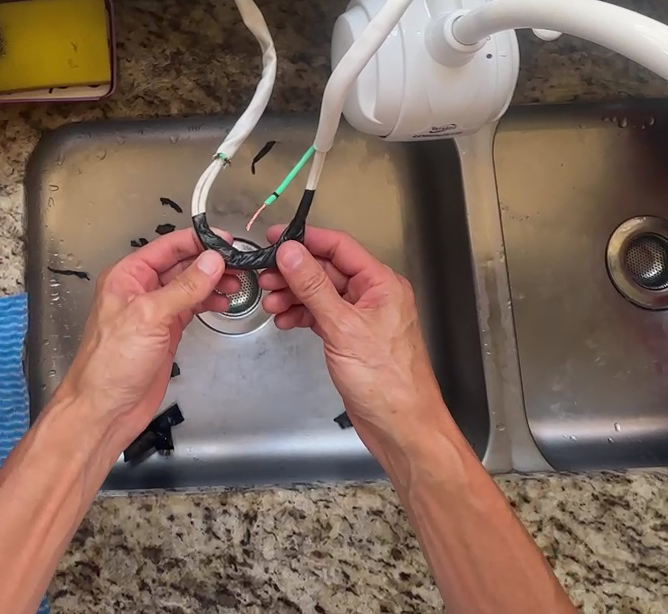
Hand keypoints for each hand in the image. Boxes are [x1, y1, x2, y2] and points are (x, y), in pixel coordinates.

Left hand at [55, 229, 234, 448]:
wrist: (105, 410)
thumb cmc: (110, 364)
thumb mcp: (150, 317)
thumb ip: (184, 288)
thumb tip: (212, 261)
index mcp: (128, 276)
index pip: (167, 247)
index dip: (198, 241)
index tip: (226, 240)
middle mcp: (141, 289)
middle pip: (181, 264)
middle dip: (210, 262)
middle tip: (239, 263)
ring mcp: (154, 311)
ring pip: (189, 286)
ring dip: (213, 282)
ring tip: (237, 282)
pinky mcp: (166, 331)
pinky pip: (191, 307)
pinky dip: (209, 302)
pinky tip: (223, 301)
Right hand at [257, 225, 447, 453]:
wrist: (402, 429)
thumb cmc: (386, 381)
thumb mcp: (342, 327)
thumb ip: (313, 286)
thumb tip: (290, 252)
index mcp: (381, 284)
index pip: (339, 247)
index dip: (306, 239)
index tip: (275, 238)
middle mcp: (372, 295)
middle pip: (326, 270)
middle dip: (294, 272)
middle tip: (265, 275)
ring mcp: (361, 317)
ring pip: (321, 293)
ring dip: (294, 295)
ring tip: (270, 302)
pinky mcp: (350, 337)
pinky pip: (321, 315)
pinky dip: (301, 315)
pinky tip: (284, 320)